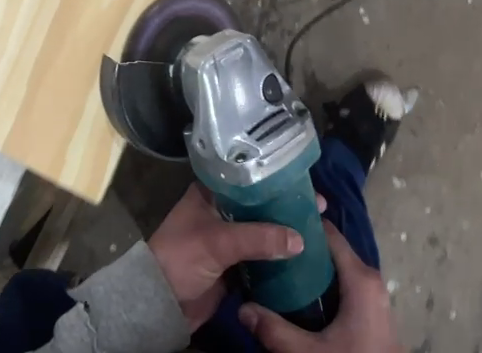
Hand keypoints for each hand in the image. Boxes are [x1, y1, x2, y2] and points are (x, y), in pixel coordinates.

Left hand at [147, 184, 303, 328]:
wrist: (162, 303)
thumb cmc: (182, 257)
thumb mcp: (218, 241)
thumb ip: (258, 237)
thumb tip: (300, 239)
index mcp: (210, 192)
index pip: (248, 177)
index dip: (275, 178)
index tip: (304, 181)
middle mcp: (221, 210)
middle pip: (260, 204)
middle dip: (286, 205)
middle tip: (319, 205)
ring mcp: (228, 237)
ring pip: (263, 229)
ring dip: (285, 230)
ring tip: (317, 227)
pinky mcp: (234, 263)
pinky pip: (262, 255)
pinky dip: (279, 254)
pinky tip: (303, 253)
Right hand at [238, 223, 400, 352]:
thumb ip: (274, 330)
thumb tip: (242, 308)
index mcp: (360, 278)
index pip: (328, 232)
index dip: (300, 222)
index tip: (271, 220)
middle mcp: (370, 279)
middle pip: (329, 250)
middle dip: (299, 248)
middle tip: (267, 247)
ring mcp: (372, 296)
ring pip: (335, 269)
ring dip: (308, 268)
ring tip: (275, 266)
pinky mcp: (370, 312)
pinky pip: (342, 286)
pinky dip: (320, 285)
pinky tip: (296, 293)